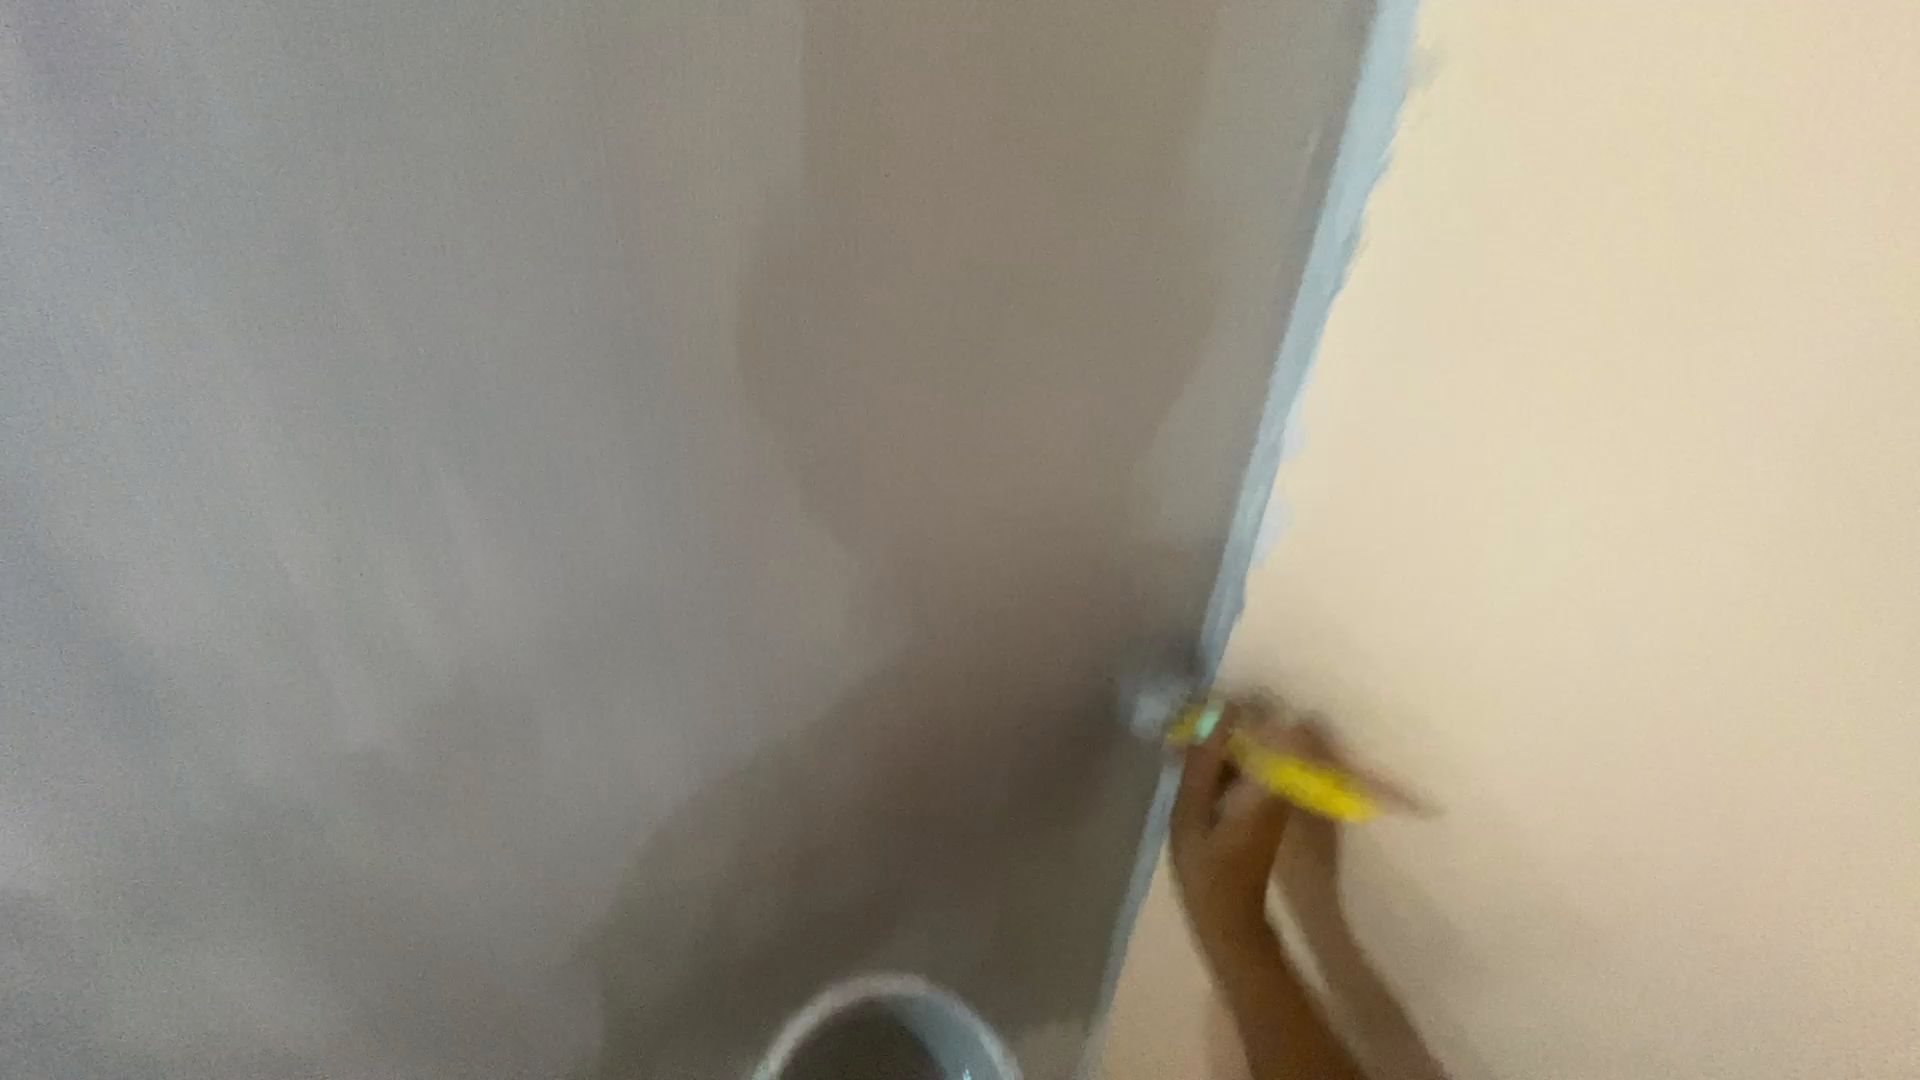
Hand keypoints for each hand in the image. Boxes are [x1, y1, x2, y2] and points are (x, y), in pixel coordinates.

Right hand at [1168, 700, 1291, 953]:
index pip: (1271, 725)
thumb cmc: (1205, 868)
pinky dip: (1222, 761)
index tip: (1204, 709)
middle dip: (1222, 725)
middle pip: (1260, 733)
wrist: (1228, 916)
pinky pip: (1249, 764)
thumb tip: (1219, 712)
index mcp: (1266, 785)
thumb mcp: (1190, 812)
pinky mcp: (1267, 800)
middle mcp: (1280, 784)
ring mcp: (1276, 793)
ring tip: (1182, 749)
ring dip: (1219, 743)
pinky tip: (1194, 771)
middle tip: (1183, 733)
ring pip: (1252, 747)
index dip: (1240, 710)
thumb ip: (1204, 760)